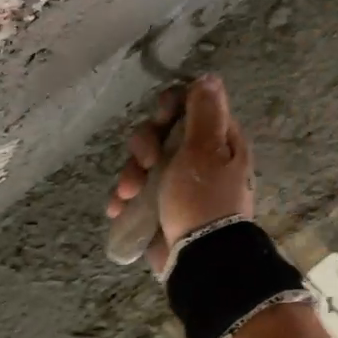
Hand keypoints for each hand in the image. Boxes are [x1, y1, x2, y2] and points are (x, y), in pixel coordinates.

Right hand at [106, 74, 254, 274]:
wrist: (201, 260)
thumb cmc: (204, 199)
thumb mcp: (205, 149)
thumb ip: (204, 111)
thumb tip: (209, 77)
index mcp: (219, 142)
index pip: (191, 106)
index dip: (170, 106)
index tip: (160, 118)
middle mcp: (202, 160)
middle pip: (162, 134)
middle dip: (144, 145)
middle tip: (143, 162)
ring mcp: (182, 185)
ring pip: (145, 164)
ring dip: (130, 175)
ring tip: (127, 195)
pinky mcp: (164, 209)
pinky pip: (139, 194)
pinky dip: (126, 200)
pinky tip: (118, 210)